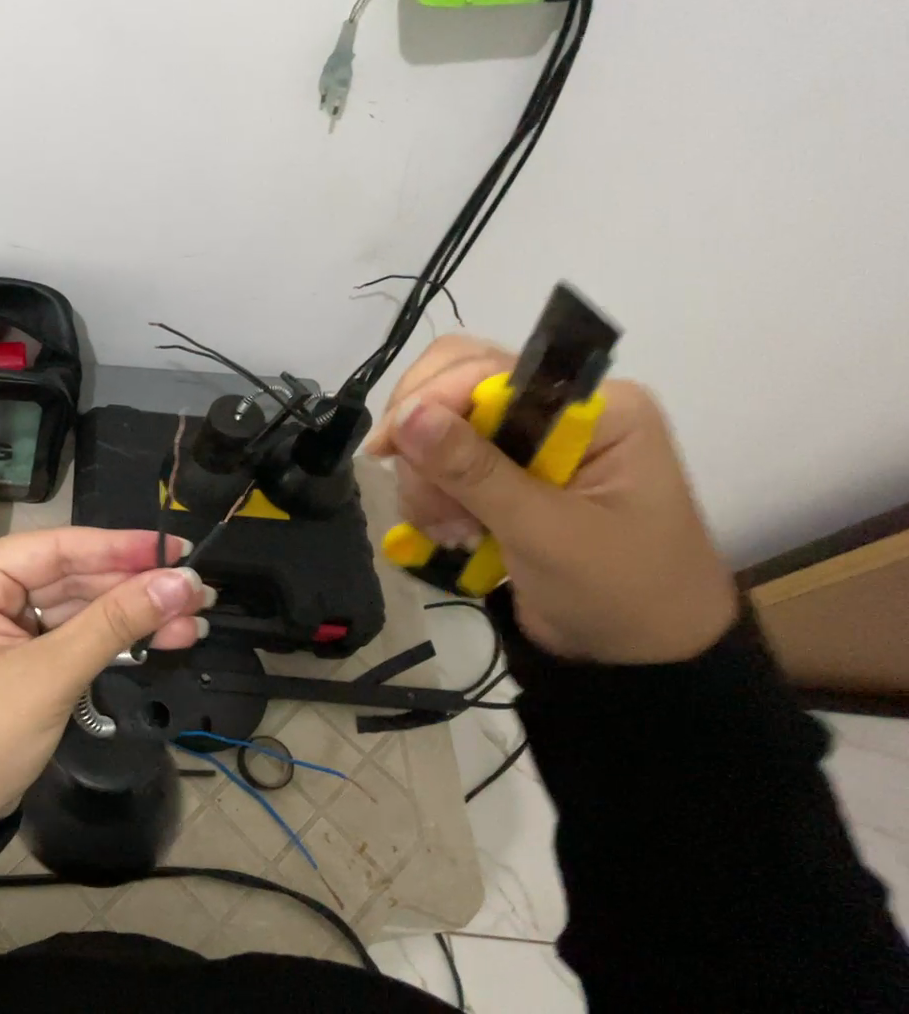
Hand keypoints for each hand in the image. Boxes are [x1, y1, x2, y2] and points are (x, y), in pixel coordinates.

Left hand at [0, 528, 211, 835]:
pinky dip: (117, 637)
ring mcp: (6, 624)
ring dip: (135, 612)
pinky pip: (75, 633)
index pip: (55, 547)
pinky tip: (164, 635)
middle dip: (135, 584)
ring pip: (81, 605)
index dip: (120, 546)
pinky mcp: (24, 655)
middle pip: (73, 574)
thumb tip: (180, 581)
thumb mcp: (50, 675)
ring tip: (194, 615)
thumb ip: (115, 623)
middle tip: (199, 589)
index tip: (177, 547)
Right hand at [365, 335, 736, 665]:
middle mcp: (557, 412)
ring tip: (452, 533)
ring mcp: (528, 445)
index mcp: (594, 407)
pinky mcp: (503, 478)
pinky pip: (439, 466)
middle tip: (427, 499)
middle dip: (425, 445)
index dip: (430, 400)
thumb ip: (474, 470)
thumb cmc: (619, 589)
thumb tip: (407, 415)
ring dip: (427, 483)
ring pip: (436, 432)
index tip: (387, 450)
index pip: (487, 369)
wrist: (638, 656)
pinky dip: (431, 499)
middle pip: (452, 389)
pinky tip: (452, 534)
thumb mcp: (545, 530)